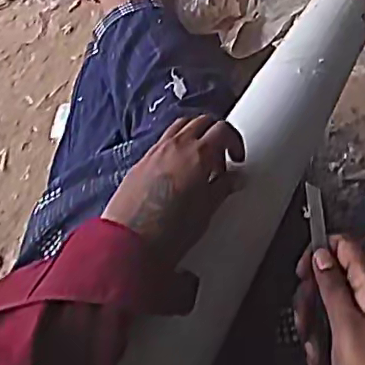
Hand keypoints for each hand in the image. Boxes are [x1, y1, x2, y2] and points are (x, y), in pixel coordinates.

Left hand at [101, 115, 243, 267]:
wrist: (128, 243)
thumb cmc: (168, 231)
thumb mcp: (206, 211)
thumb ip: (223, 188)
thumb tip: (234, 179)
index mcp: (199, 153)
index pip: (223, 130)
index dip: (234, 141)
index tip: (235, 158)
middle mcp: (177, 144)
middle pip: (202, 121)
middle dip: (216, 134)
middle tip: (220, 158)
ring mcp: (156, 150)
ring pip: (181, 125)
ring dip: (194, 133)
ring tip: (199, 158)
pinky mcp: (141, 160)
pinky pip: (163, 139)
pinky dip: (175, 143)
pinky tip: (177, 167)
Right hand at [294, 236, 364, 364]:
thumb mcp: (345, 326)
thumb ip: (332, 286)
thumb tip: (320, 255)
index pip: (345, 244)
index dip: (321, 250)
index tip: (303, 267)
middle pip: (331, 272)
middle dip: (311, 292)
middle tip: (306, 312)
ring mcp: (363, 318)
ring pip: (327, 299)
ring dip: (312, 318)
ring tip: (312, 340)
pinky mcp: (356, 338)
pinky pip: (329, 323)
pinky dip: (318, 336)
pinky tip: (318, 354)